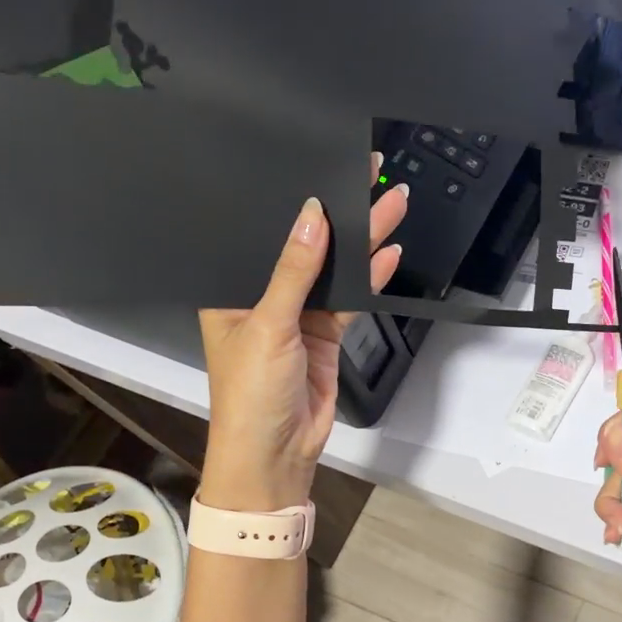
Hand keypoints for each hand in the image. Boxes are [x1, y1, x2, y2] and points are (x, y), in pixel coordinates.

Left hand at [200, 155, 406, 510]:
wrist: (277, 455)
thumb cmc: (252, 392)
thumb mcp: (269, 326)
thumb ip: (295, 272)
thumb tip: (313, 213)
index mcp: (231, 287)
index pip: (261, 233)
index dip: (291, 202)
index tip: (317, 166)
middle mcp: (264, 296)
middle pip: (306, 247)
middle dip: (338, 214)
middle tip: (368, 173)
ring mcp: (298, 316)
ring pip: (334, 270)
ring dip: (362, 242)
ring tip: (390, 202)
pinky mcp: (325, 336)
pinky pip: (349, 299)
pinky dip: (368, 278)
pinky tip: (387, 252)